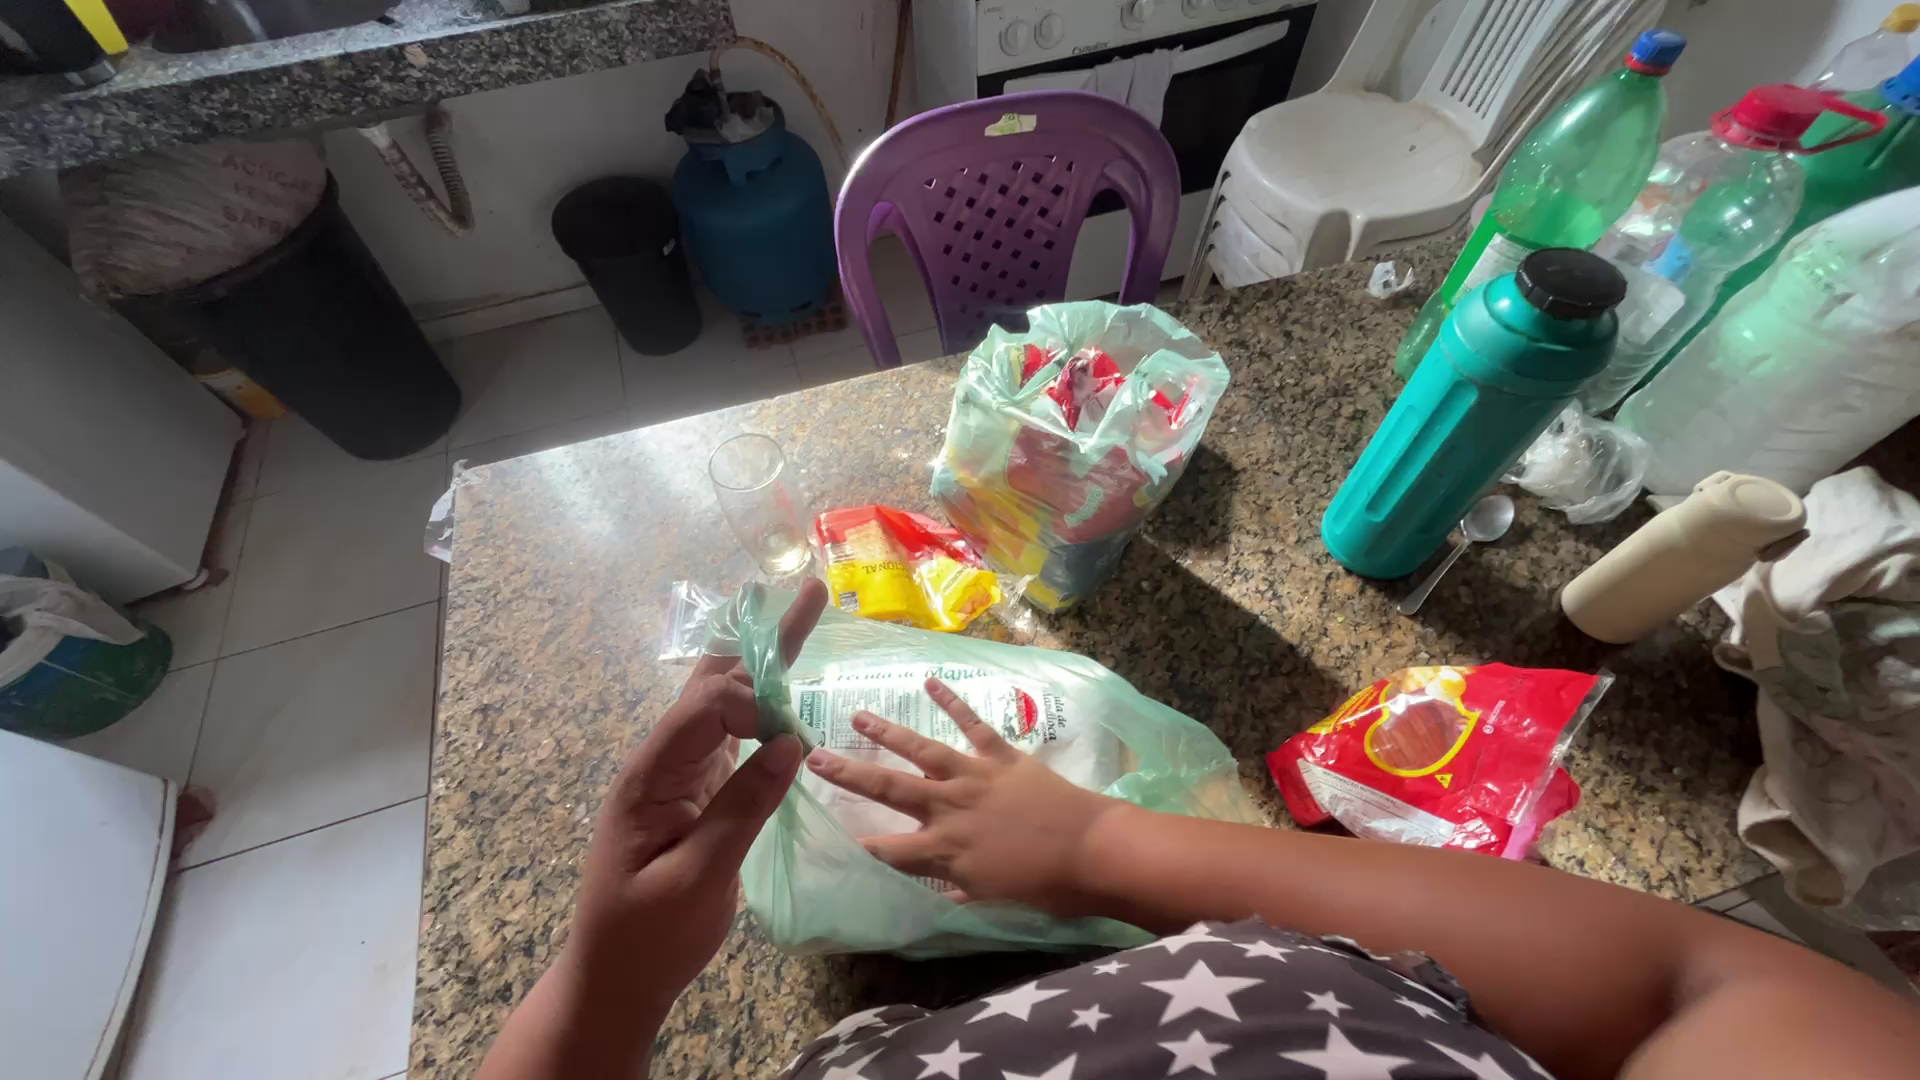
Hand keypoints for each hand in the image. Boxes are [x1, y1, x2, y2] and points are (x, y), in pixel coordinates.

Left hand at [567, 578, 827, 1007]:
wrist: (617, 977)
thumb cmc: (648, 935)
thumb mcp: (696, 880)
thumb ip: (742, 808)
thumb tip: (791, 743)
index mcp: (651, 774)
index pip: (704, 708)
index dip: (753, 704)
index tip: (792, 737)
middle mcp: (664, 757)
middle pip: (714, 679)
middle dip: (763, 638)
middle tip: (809, 594)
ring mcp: (682, 767)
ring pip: (724, 696)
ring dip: (764, 657)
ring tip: (802, 612)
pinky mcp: (700, 782)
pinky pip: (733, 729)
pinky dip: (764, 699)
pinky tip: (785, 682)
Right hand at [802, 677, 1127, 914]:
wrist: (1091, 850)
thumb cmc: (1044, 886)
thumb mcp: (992, 900)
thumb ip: (956, 888)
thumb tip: (933, 888)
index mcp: (945, 851)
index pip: (887, 851)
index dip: (854, 845)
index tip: (823, 833)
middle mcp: (949, 808)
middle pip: (890, 790)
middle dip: (850, 774)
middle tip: (816, 756)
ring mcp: (973, 776)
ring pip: (922, 751)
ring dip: (888, 733)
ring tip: (858, 714)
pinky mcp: (1000, 756)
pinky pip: (972, 725)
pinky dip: (953, 703)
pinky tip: (931, 682)